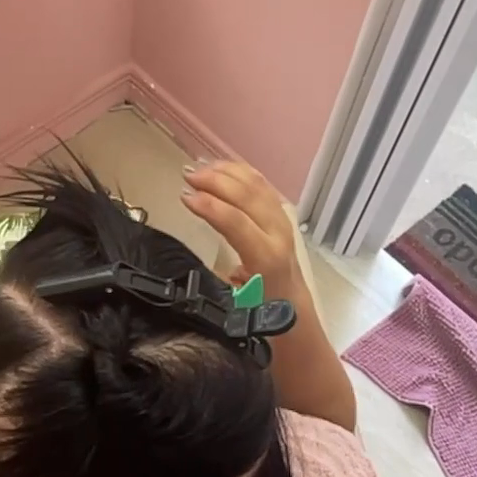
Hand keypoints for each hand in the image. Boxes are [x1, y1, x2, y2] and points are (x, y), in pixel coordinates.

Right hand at [181, 161, 310, 305]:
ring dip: (226, 172)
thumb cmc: (261, 308)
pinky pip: (261, 184)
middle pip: (246, 194)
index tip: (184, 197)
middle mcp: (277, 232)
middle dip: (215, 180)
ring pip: (255, 184)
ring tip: (199, 168)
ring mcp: (281, 220)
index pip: (237, 222)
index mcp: (266, 257)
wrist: (292, 307)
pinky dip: (240, 172)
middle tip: (187, 175)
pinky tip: (221, 168)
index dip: (209, 206)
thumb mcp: (237, 301)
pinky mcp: (280, 214)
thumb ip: (220, 274)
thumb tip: (197, 257)